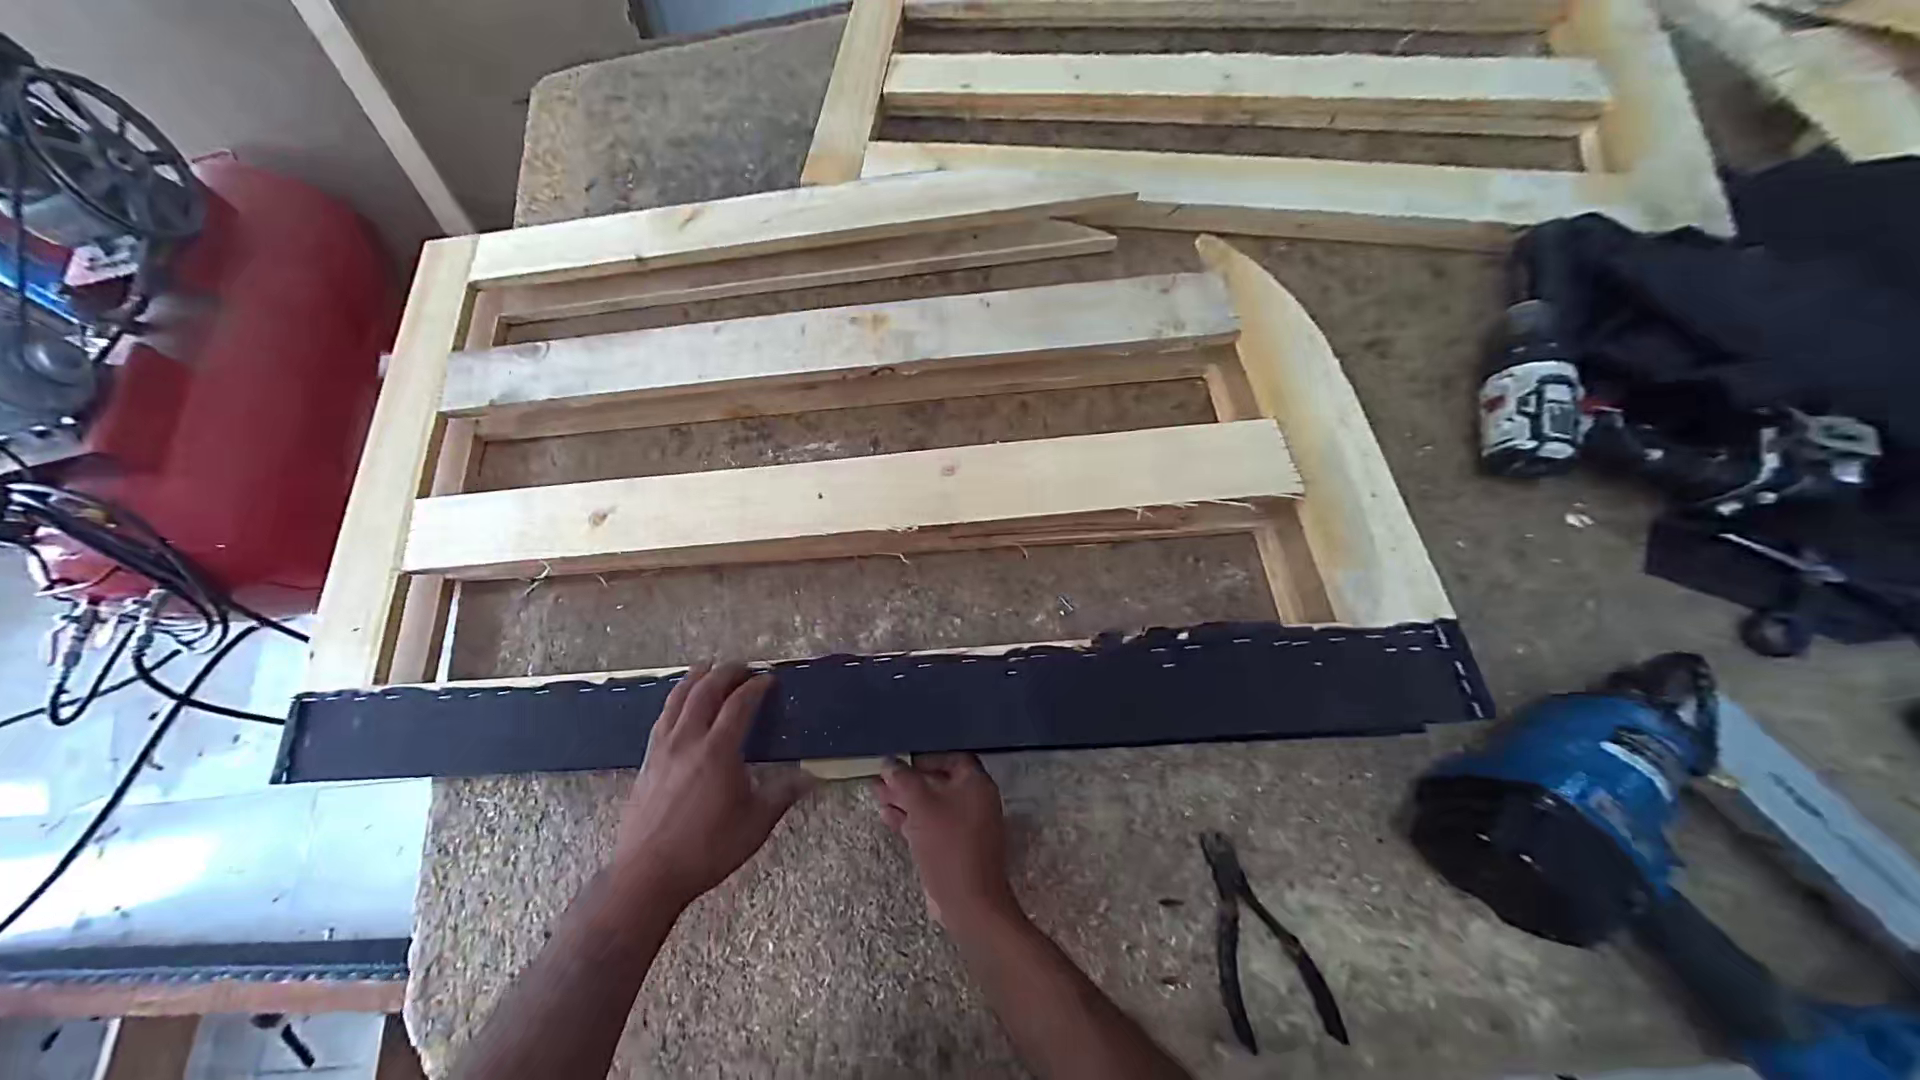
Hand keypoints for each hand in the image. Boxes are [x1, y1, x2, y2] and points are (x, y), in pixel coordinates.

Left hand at [611, 660, 812, 908]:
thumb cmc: (707, 850)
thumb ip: (783, 794)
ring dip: (696, 678)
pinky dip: (675, 699)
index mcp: (718, 751)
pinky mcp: (646, 762)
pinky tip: (679, 703)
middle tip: (743, 666)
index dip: (756, 687)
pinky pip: (662, 717)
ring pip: (677, 699)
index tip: (769, 680)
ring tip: (708, 668)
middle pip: (705, 691)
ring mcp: (662, 749)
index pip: (740, 704)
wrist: (647, 875)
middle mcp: (688, 741)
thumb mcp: (755, 824)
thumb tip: (810, 776)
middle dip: (726, 672)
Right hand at [872, 753, 1020, 929]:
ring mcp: (964, 826)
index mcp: (976, 784)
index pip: (952, 759)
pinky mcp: (952, 847)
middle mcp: (974, 801)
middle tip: (881, 779)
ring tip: (876, 794)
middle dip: (908, 781)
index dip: (925, 758)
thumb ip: (904, 780)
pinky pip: (930, 824)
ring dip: (904, 799)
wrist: (968, 902)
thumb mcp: (922, 806)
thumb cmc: (948, 844)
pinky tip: (886, 815)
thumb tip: (889, 762)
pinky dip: (910, 819)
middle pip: (938, 782)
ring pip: (931, 805)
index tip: (901, 762)